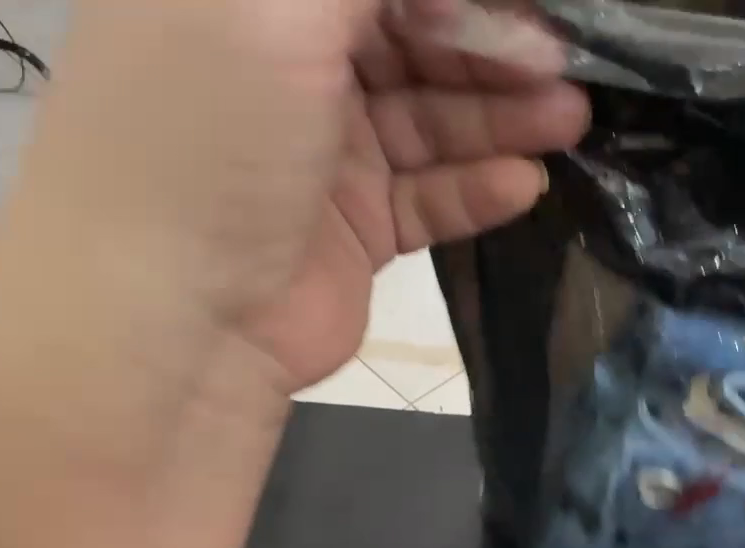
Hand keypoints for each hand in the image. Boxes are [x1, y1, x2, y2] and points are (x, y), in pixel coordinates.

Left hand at [16, 0, 588, 390]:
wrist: (176, 319)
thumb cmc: (206, 138)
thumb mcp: (271, 7)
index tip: (523, 8)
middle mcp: (285, 64)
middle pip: (410, 39)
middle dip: (489, 47)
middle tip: (562, 68)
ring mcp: (323, 151)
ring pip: (430, 120)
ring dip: (500, 118)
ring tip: (568, 121)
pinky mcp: (356, 228)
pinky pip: (429, 196)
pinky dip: (476, 188)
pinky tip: (522, 186)